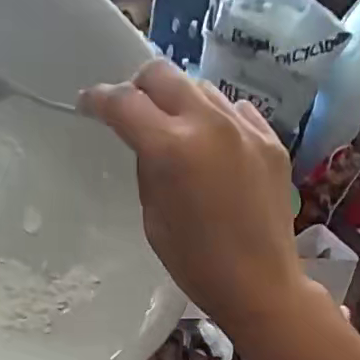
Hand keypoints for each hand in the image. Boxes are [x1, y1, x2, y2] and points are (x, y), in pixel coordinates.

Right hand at [79, 61, 309, 332]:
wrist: (260, 285)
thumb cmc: (197, 266)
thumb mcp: (154, 221)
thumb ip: (148, 171)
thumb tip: (149, 146)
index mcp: (171, 149)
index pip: (124, 103)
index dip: (99, 99)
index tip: (88, 104)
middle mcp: (210, 124)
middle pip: (163, 74)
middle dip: (138, 87)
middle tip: (132, 112)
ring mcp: (246, 128)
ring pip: (202, 88)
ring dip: (179, 102)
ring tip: (175, 132)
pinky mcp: (271, 141)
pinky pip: (235, 111)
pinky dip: (216, 120)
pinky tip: (214, 148)